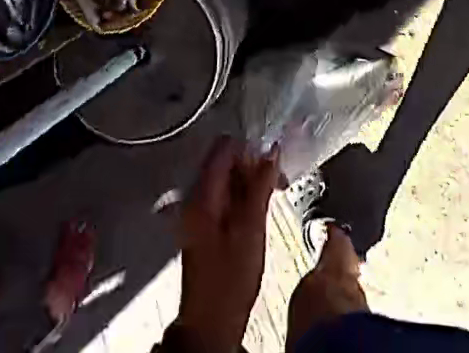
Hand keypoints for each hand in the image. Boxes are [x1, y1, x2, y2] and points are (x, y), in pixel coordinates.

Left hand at [175, 137, 279, 352]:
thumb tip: (272, 152)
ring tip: (268, 201)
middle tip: (275, 186)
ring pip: (225, 177)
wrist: (211, 321)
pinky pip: (223, 195)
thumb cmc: (230, 279)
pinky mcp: (203, 222)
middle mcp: (194, 194)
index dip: (251, 152)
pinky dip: (241, 197)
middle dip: (251, 166)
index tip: (271, 168)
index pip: (224, 147)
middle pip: (223, 159)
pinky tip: (255, 214)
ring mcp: (196, 208)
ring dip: (248, 182)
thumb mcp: (251, 229)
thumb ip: (261, 186)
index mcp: (202, 192)